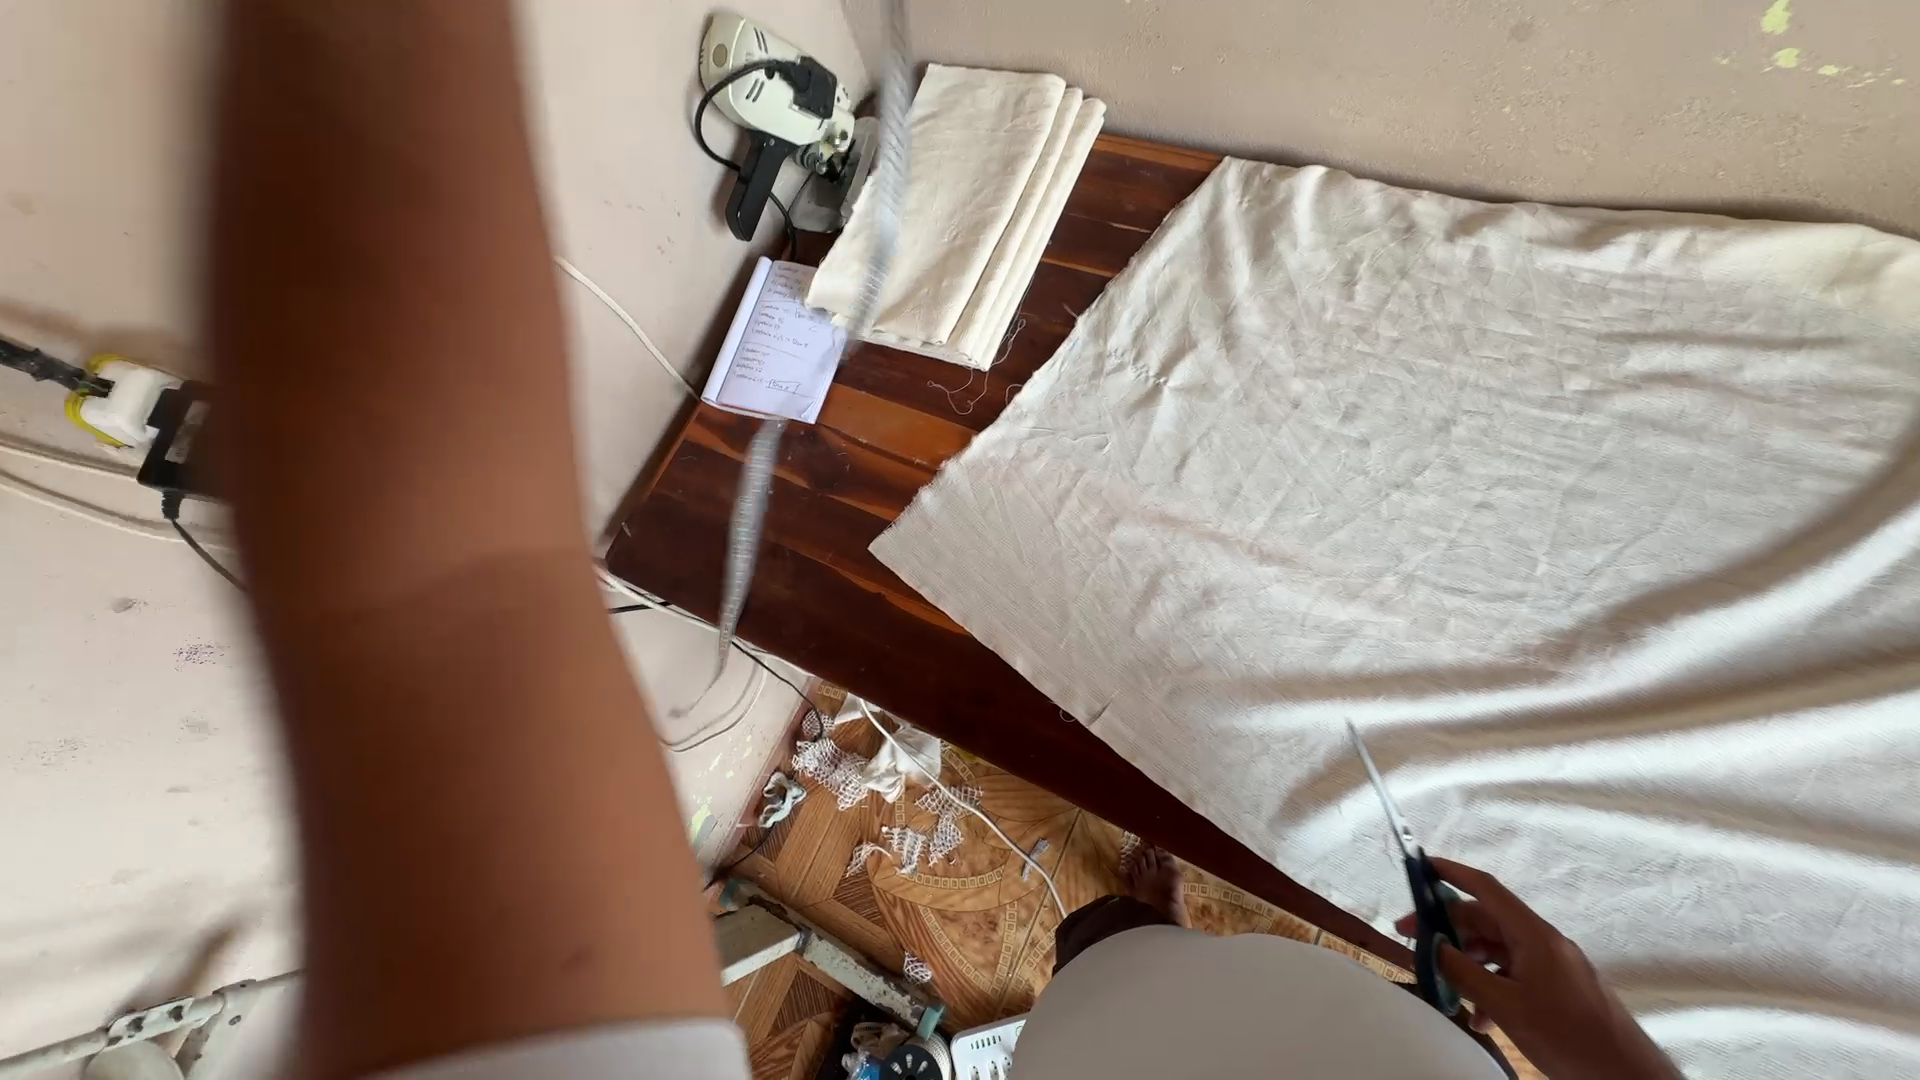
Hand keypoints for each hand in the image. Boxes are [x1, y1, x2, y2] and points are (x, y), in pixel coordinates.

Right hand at [1395, 857, 1681, 1079]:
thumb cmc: (1568, 1037)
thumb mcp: (1505, 1006)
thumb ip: (1462, 972)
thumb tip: (1430, 946)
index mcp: (1534, 935)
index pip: (1486, 888)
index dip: (1451, 872)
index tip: (1419, 865)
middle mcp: (1545, 942)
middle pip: (1486, 921)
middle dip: (1447, 928)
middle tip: (1412, 940)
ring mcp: (1555, 966)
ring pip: (1498, 949)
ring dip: (1468, 963)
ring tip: (1444, 984)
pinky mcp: (1562, 989)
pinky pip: (1516, 974)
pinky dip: (1492, 986)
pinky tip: (1480, 1016)